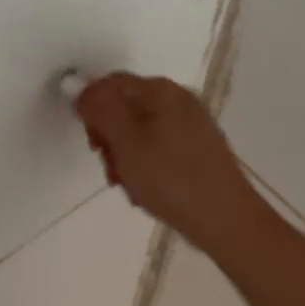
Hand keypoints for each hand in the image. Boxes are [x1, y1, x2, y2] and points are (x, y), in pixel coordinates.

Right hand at [75, 72, 262, 249]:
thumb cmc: (170, 177)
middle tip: (109, 165)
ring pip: (138, 133)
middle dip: (109, 137)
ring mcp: (191, 126)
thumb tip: (77, 86)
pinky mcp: (197, 151)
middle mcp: (178, 101)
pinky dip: (145, 167)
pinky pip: (158, 149)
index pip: (110, 84)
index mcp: (161, 91)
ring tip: (129, 185)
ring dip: (124, 157)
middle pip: (124, 108)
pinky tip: (147, 191)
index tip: (92, 143)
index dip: (92, 109)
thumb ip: (98, 109)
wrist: (226, 221)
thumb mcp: (125, 140)